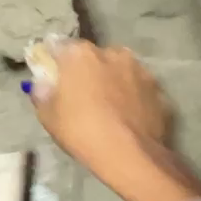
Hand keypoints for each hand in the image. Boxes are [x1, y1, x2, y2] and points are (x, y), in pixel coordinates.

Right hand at [30, 41, 167, 170]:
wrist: (130, 155)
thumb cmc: (81, 132)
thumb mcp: (47, 116)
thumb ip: (42, 91)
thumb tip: (44, 82)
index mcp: (79, 54)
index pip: (58, 45)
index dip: (53, 59)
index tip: (51, 74)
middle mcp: (111, 52)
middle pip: (91, 56)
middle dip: (84, 69)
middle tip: (80, 94)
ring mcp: (138, 68)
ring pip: (117, 69)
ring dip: (110, 80)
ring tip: (107, 106)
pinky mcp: (157, 87)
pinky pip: (136, 86)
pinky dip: (130, 95)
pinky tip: (126, 115)